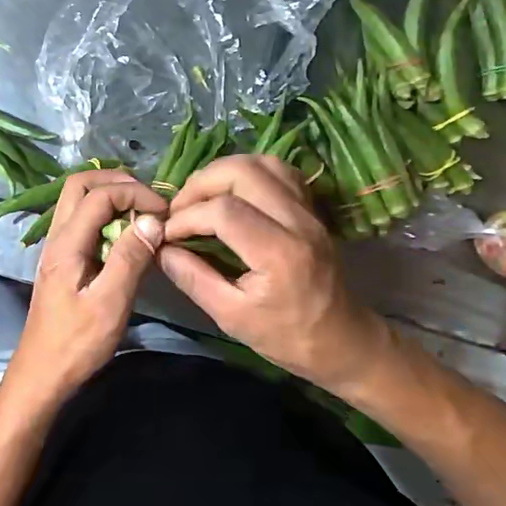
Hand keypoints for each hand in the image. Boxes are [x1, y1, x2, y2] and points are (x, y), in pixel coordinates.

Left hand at [1, 170, 169, 413]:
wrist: (43, 373)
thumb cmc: (76, 343)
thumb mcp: (110, 303)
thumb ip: (130, 258)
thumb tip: (153, 219)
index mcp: (65, 244)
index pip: (98, 194)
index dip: (134, 193)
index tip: (164, 213)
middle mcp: (56, 238)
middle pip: (79, 185)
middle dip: (118, 183)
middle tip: (150, 201)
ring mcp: (57, 248)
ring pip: (78, 201)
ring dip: (110, 196)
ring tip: (143, 213)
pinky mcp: (63, 261)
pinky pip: (82, 222)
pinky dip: (105, 216)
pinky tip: (127, 235)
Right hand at [158, 156, 392, 395]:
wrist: (344, 341)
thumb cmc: (286, 337)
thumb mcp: (231, 317)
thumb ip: (193, 278)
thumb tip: (161, 249)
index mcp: (279, 253)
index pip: (223, 211)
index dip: (186, 217)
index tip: (168, 235)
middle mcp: (298, 222)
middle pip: (243, 172)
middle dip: (201, 184)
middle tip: (180, 209)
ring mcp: (308, 211)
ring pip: (263, 163)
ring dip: (224, 173)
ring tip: (202, 198)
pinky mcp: (312, 209)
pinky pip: (279, 173)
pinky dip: (248, 174)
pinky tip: (230, 195)